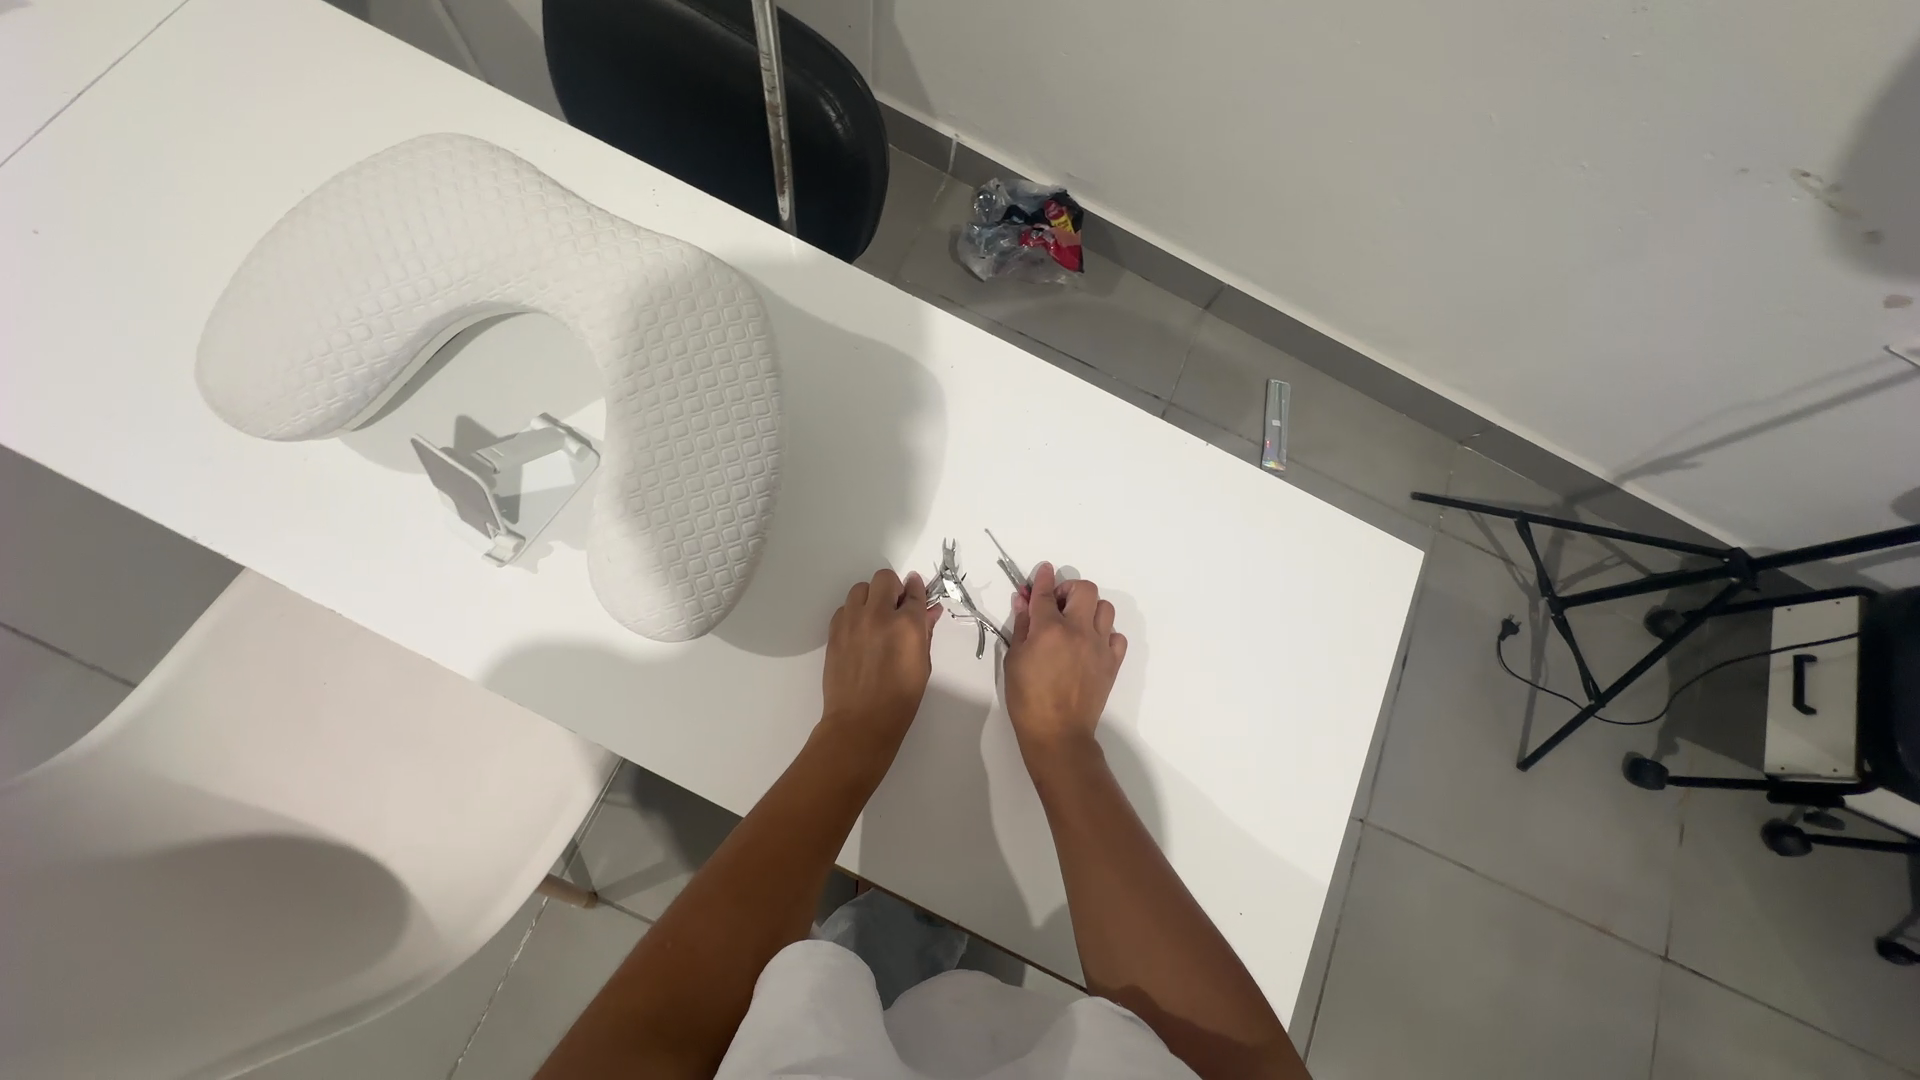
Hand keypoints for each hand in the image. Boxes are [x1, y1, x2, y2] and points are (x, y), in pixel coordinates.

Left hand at [820, 569, 942, 753]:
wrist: (861, 721)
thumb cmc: (901, 699)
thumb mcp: (923, 665)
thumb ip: (925, 632)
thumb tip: (929, 611)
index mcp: (907, 625)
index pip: (914, 591)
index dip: (917, 590)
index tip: (916, 591)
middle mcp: (878, 615)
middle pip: (884, 579)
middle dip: (893, 589)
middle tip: (896, 608)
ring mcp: (852, 621)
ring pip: (860, 589)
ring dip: (871, 598)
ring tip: (875, 619)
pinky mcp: (834, 631)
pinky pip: (844, 608)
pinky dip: (854, 613)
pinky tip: (859, 632)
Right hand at [1005, 562, 1127, 760]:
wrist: (1058, 732)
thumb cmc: (1027, 699)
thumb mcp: (1014, 659)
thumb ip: (1021, 626)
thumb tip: (1024, 602)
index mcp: (1049, 630)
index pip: (1046, 593)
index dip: (1043, 578)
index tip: (1044, 570)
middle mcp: (1077, 631)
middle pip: (1084, 590)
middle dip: (1070, 589)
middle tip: (1058, 603)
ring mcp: (1099, 646)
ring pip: (1104, 608)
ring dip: (1089, 609)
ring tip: (1076, 623)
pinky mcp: (1112, 663)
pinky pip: (1116, 636)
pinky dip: (1105, 634)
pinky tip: (1091, 644)